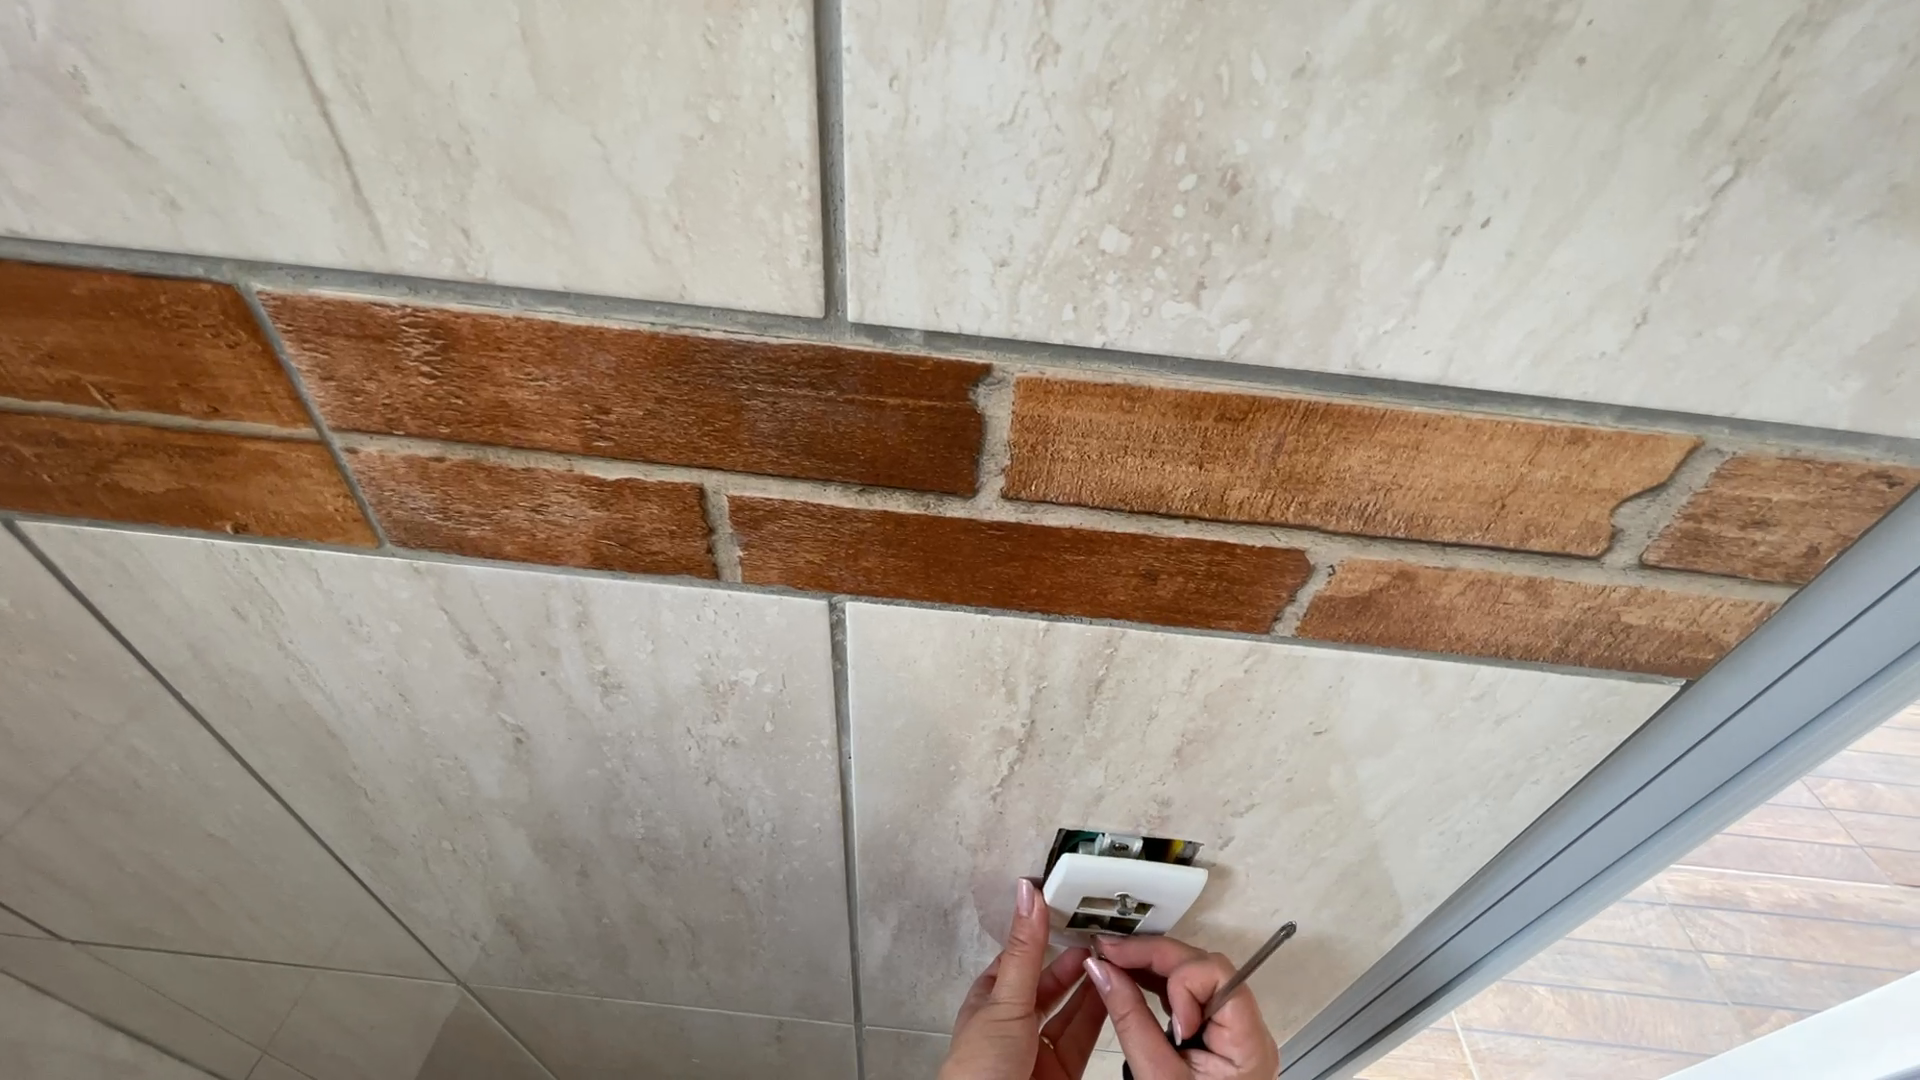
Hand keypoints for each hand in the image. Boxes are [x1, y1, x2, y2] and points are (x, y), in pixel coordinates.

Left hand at [939, 878, 1108, 1079]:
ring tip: (1114, 962)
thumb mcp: (1004, 1000)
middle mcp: (1014, 1024)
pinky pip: (1083, 1040)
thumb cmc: (980, 1069)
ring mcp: (1038, 1052)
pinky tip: (1114, 998)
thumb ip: (1025, 950)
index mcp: (990, 1000)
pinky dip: (1099, 1019)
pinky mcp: (1061, 1075)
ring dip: (1091, 988)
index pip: (1021, 957)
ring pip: (1070, 1012)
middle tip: (1102, 939)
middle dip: (1073, 963)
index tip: (1070, 912)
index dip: (1044, 935)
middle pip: (1049, 985)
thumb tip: (1027, 892)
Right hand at [1082, 936, 1279, 1079]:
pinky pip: (1187, 992)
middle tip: (1108, 952)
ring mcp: (1230, 1030)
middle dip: (1153, 956)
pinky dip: (1156, 982)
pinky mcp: (1214, 1034)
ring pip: (1192, 974)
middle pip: (1202, 966)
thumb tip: (1100, 967)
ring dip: (1150, 964)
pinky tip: (1130, 979)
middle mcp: (1245, 1028)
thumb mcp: (1156, 1077)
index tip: (1152, 998)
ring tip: (1112, 962)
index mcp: (1246, 1042)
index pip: (1216, 973)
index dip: (1180, 976)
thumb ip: (1130, 1017)